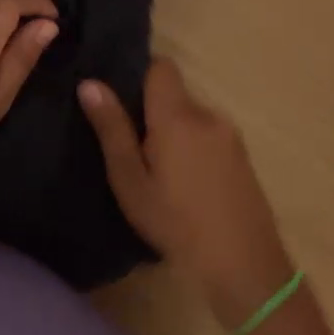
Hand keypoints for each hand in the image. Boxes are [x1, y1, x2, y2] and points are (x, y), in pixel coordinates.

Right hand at [80, 59, 295, 327]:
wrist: (244, 267)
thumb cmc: (175, 220)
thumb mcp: (129, 177)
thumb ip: (111, 128)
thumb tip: (90, 83)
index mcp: (178, 117)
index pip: (160, 67)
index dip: (136, 71)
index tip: (113, 91)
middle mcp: (208, 117)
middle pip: (173, 94)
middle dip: (147, 108)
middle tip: (121, 139)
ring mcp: (230, 138)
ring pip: (189, 117)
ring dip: (168, 130)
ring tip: (146, 163)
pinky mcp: (241, 159)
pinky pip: (205, 136)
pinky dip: (187, 146)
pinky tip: (176, 179)